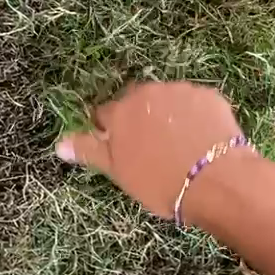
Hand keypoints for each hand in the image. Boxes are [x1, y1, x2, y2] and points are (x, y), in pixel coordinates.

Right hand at [55, 82, 244, 217]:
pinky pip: (195, 103)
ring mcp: (181, 91)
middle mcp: (148, 93)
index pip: (103, 114)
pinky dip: (195, 116)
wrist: (216, 182)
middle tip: (150, 149)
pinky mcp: (209, 96)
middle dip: (139, 118)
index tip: (120, 149)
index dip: (109, 131)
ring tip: (180, 146)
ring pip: (167, 100)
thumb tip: (59, 144)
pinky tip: (202, 140)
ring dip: (168, 115)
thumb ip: (89, 151)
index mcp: (121, 111)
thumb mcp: (118, 171)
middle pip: (136, 102)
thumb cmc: (160, 182)